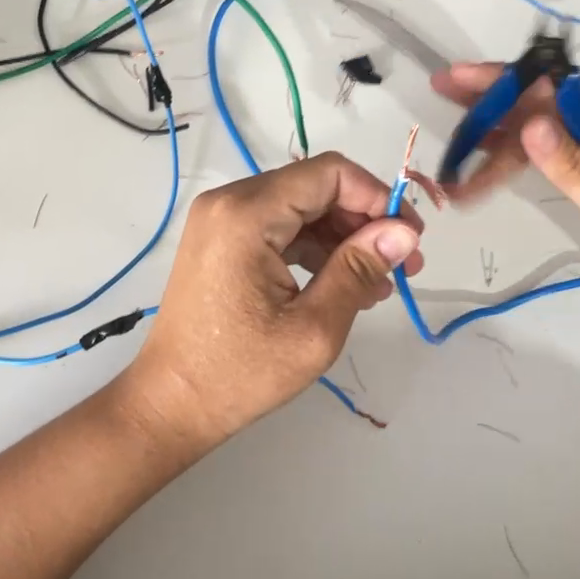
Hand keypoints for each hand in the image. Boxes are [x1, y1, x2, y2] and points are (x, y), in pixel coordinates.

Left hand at [123, 152, 423, 444]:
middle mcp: (230, 201)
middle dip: (364, 221)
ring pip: (301, 206)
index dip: (376, 198)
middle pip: (316, 187)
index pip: (329, 173)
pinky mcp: (221, 239)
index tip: (409, 239)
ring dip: (343, 238)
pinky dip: (314, 248)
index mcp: (247, 213)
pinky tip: (343, 285)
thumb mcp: (313, 328)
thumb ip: (359, 271)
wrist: (170, 404)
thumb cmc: (240, 374)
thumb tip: (404, 232)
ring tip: (378, 286)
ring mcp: (222, 218)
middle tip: (403, 266)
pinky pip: (280, 226)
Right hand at [432, 62, 579, 302]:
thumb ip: (574, 168)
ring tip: (452, 133)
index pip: (559, 88)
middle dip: (494, 96)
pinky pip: (551, 148)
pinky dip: (516, 156)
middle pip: (545, 98)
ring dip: (498, 131)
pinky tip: (482, 160)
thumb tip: (529, 123)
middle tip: (443, 88)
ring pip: (542, 124)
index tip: (465, 82)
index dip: (509, 83)